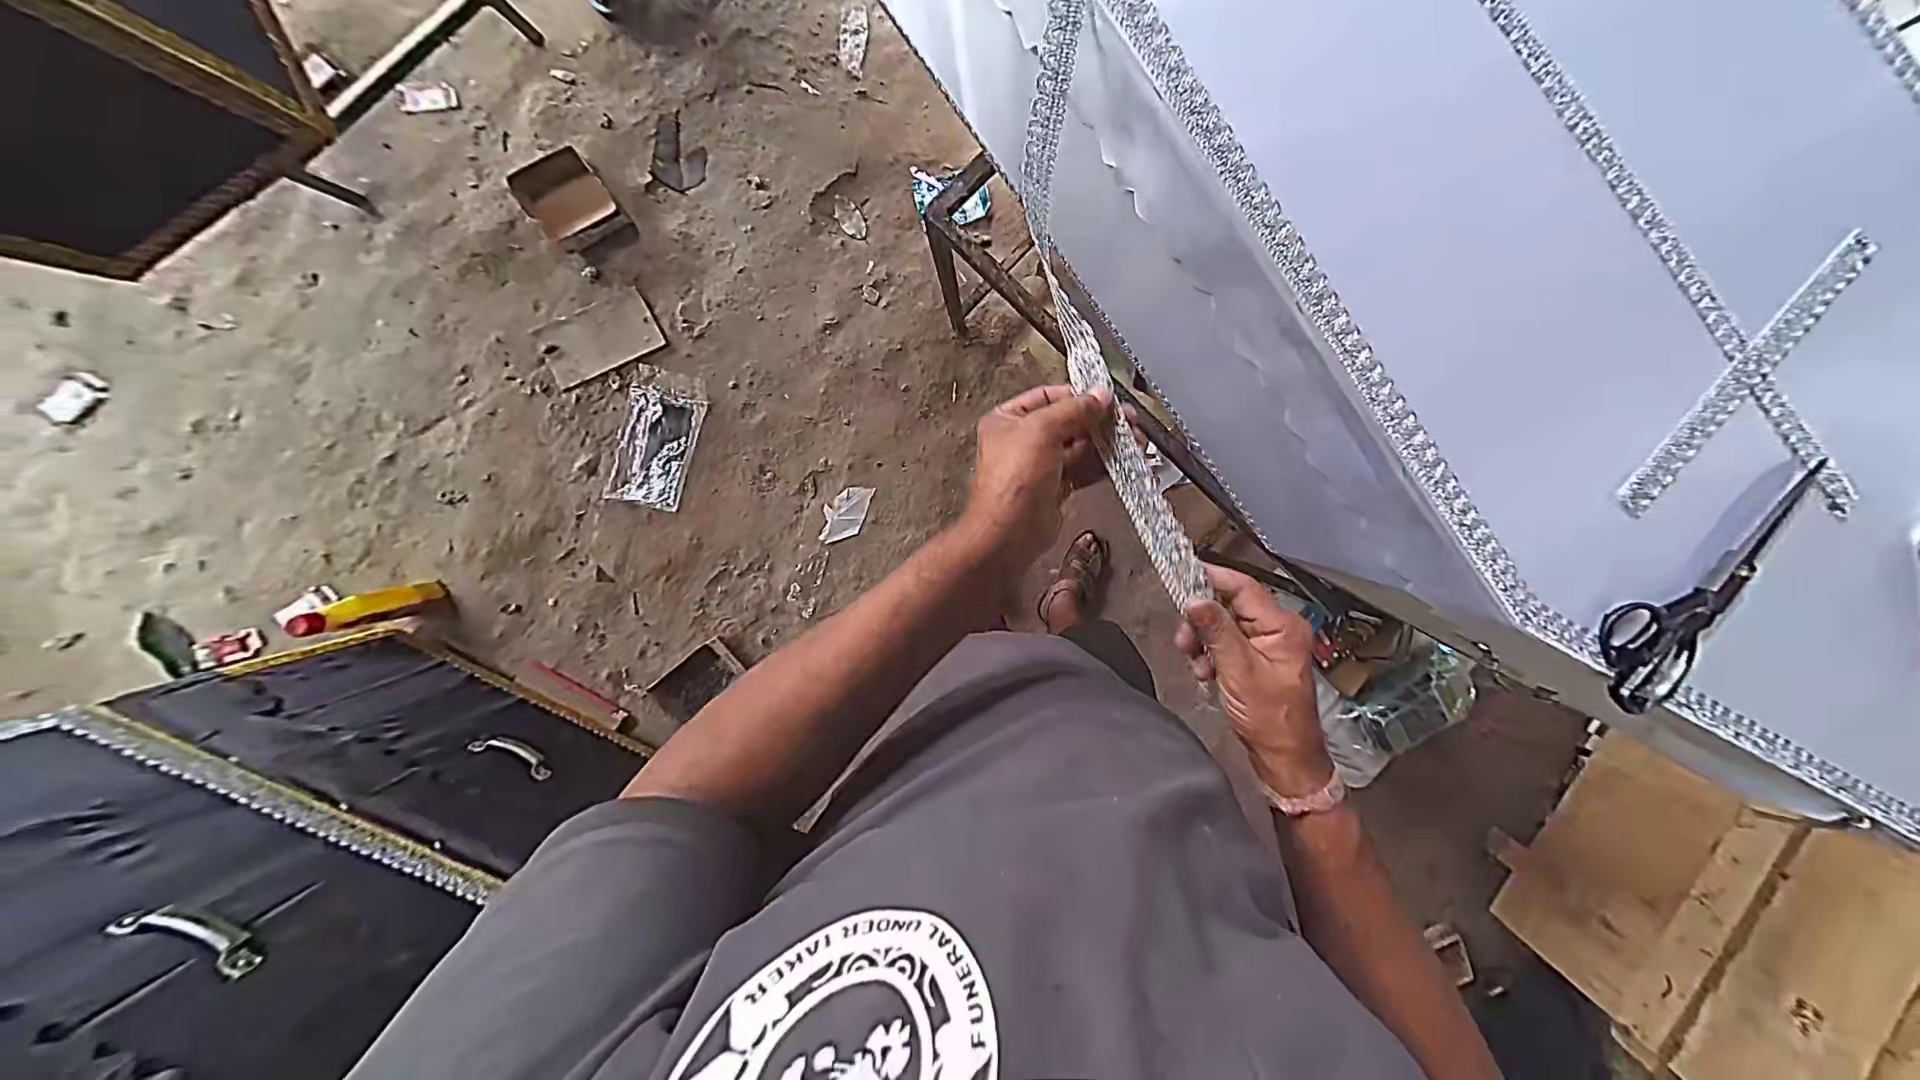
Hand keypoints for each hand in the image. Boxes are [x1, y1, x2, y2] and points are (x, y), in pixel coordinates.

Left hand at [959, 384, 1113, 572]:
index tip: (1102, 397)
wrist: (1010, 531)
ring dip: (1105, 441)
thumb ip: (1073, 409)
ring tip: (1131, 437)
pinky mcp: (1055, 487)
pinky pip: (1083, 469)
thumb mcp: (1042, 430)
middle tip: (1124, 418)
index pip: (1047, 397)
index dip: (1076, 395)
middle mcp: (1022, 441)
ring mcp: (1040, 465)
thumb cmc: (1011, 481)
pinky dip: (1102, 463)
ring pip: (1079, 446)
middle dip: (1097, 420)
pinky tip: (1122, 457)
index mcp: (1007, 420)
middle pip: (1067, 422)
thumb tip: (1098, 396)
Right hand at [1175, 565, 1333, 796]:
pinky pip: (1224, 643)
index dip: (1212, 578)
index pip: (1243, 587)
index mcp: (1282, 627)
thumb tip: (1195, 600)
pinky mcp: (1255, 658)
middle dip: (1202, 621)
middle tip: (1185, 639)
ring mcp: (1266, 644)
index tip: (1183, 575)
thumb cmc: (1271, 718)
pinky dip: (1209, 655)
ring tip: (1198, 663)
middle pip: (1229, 606)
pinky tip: (1206, 672)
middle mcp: (1276, 630)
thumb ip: (1216, 631)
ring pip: (1222, 625)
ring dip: (1203, 641)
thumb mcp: (1238, 670)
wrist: (1284, 756)